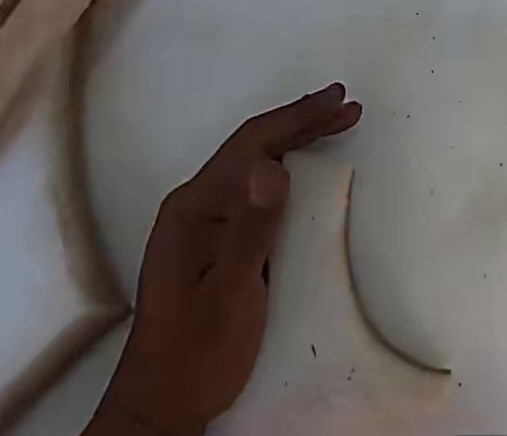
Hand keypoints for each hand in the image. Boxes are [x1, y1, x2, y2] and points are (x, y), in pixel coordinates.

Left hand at [92, 84, 363, 435]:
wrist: (161, 408)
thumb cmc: (196, 356)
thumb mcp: (230, 296)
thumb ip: (251, 230)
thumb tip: (272, 166)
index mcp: (194, 207)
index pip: (253, 144)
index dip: (297, 117)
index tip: (337, 101)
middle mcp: (195, 203)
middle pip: (254, 145)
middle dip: (302, 120)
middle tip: (345, 104)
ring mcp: (203, 218)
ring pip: (255, 161)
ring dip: (296, 138)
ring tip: (333, 121)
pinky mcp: (215, 235)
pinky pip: (255, 184)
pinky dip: (288, 165)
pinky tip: (304, 163)